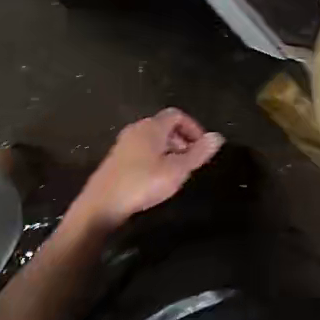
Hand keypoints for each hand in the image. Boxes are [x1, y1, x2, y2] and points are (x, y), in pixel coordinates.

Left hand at [70, 109, 223, 229]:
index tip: (202, 148)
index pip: (177, 115)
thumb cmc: (142, 183)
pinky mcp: (116, 159)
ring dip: (169, 150)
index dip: (193, 128)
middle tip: (192, 161)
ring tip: (177, 172)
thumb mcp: (177, 170)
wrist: (101, 204)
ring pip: (153, 139)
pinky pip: (142, 150)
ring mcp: (124, 144)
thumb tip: (218, 137)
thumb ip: (198, 153)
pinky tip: (157, 179)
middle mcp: (136, 129)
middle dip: (182, 140)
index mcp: (152, 127)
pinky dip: (155, 158)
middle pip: (165, 126)